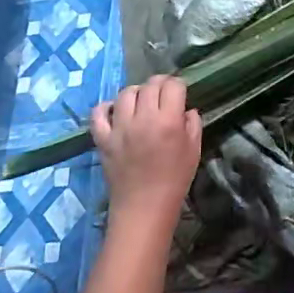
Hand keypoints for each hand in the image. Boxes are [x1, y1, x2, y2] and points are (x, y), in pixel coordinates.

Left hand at [92, 74, 200, 231]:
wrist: (144, 208)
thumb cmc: (175, 180)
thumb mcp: (194, 151)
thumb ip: (193, 125)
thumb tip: (186, 109)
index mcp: (169, 121)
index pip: (173, 86)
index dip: (178, 85)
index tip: (180, 92)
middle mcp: (143, 118)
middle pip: (149, 85)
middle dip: (159, 84)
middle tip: (163, 94)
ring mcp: (119, 127)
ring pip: (125, 93)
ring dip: (136, 92)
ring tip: (142, 102)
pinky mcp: (103, 138)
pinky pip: (98, 113)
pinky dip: (106, 107)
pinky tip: (115, 111)